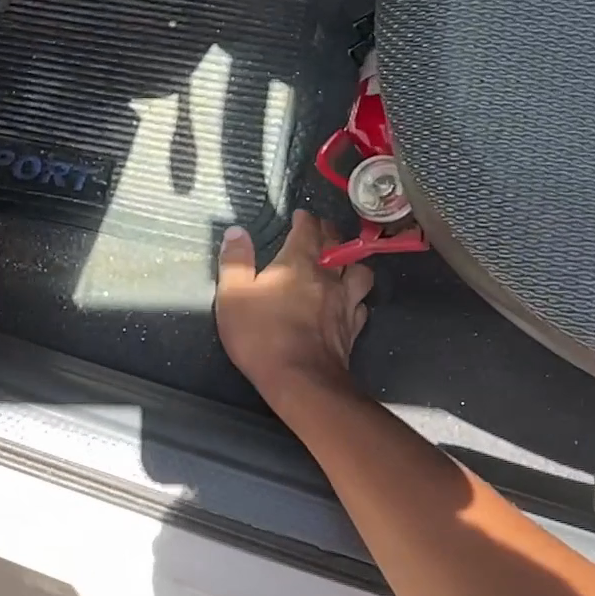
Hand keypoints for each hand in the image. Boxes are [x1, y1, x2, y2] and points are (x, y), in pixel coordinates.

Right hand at [215, 210, 372, 395]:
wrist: (300, 380)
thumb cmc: (261, 335)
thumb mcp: (233, 296)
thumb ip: (235, 261)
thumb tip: (237, 231)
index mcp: (298, 263)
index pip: (308, 229)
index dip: (305, 219)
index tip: (300, 215)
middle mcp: (328, 277)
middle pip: (337, 245)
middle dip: (328, 233)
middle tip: (320, 231)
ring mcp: (345, 303)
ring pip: (360, 272)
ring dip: (352, 263)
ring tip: (343, 264)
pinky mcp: (352, 329)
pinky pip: (361, 305)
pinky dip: (356, 298)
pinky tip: (348, 303)